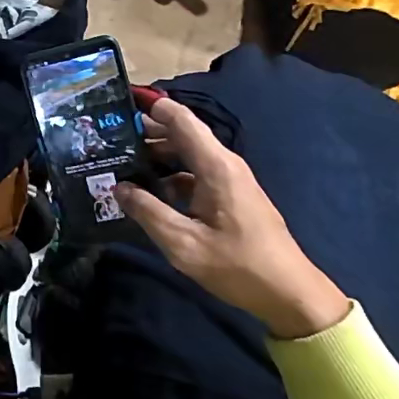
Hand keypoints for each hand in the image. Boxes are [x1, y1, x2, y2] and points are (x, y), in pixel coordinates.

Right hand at [117, 97, 350, 339]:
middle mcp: (223, 163)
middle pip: (181, 133)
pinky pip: (193, 171)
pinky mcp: (229, 194)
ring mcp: (228, 178)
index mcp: (215, 165)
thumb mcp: (183, 244)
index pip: (180, 119)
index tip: (117, 104)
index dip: (150, 106)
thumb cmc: (238, 265)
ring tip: (121, 161)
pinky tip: (148, 190)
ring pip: (186, 153)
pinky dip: (169, 173)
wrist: (289, 294)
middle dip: (146, 130)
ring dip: (156, 153)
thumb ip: (148, 212)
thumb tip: (119, 187)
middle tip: (108, 137)